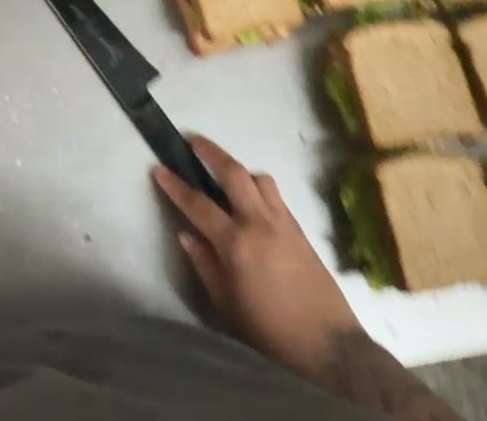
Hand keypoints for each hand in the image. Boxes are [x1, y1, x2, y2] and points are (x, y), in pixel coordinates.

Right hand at [153, 136, 361, 377]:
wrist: (328, 346)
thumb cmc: (267, 331)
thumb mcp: (225, 304)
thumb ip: (203, 263)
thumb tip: (185, 233)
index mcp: (236, 244)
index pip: (198, 204)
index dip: (175, 185)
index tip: (159, 168)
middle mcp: (260, 224)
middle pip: (234, 174)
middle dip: (211, 152)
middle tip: (194, 140)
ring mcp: (284, 224)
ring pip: (260, 179)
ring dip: (241, 171)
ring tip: (227, 177)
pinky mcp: (301, 231)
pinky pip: (276, 197)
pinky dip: (260, 190)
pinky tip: (253, 204)